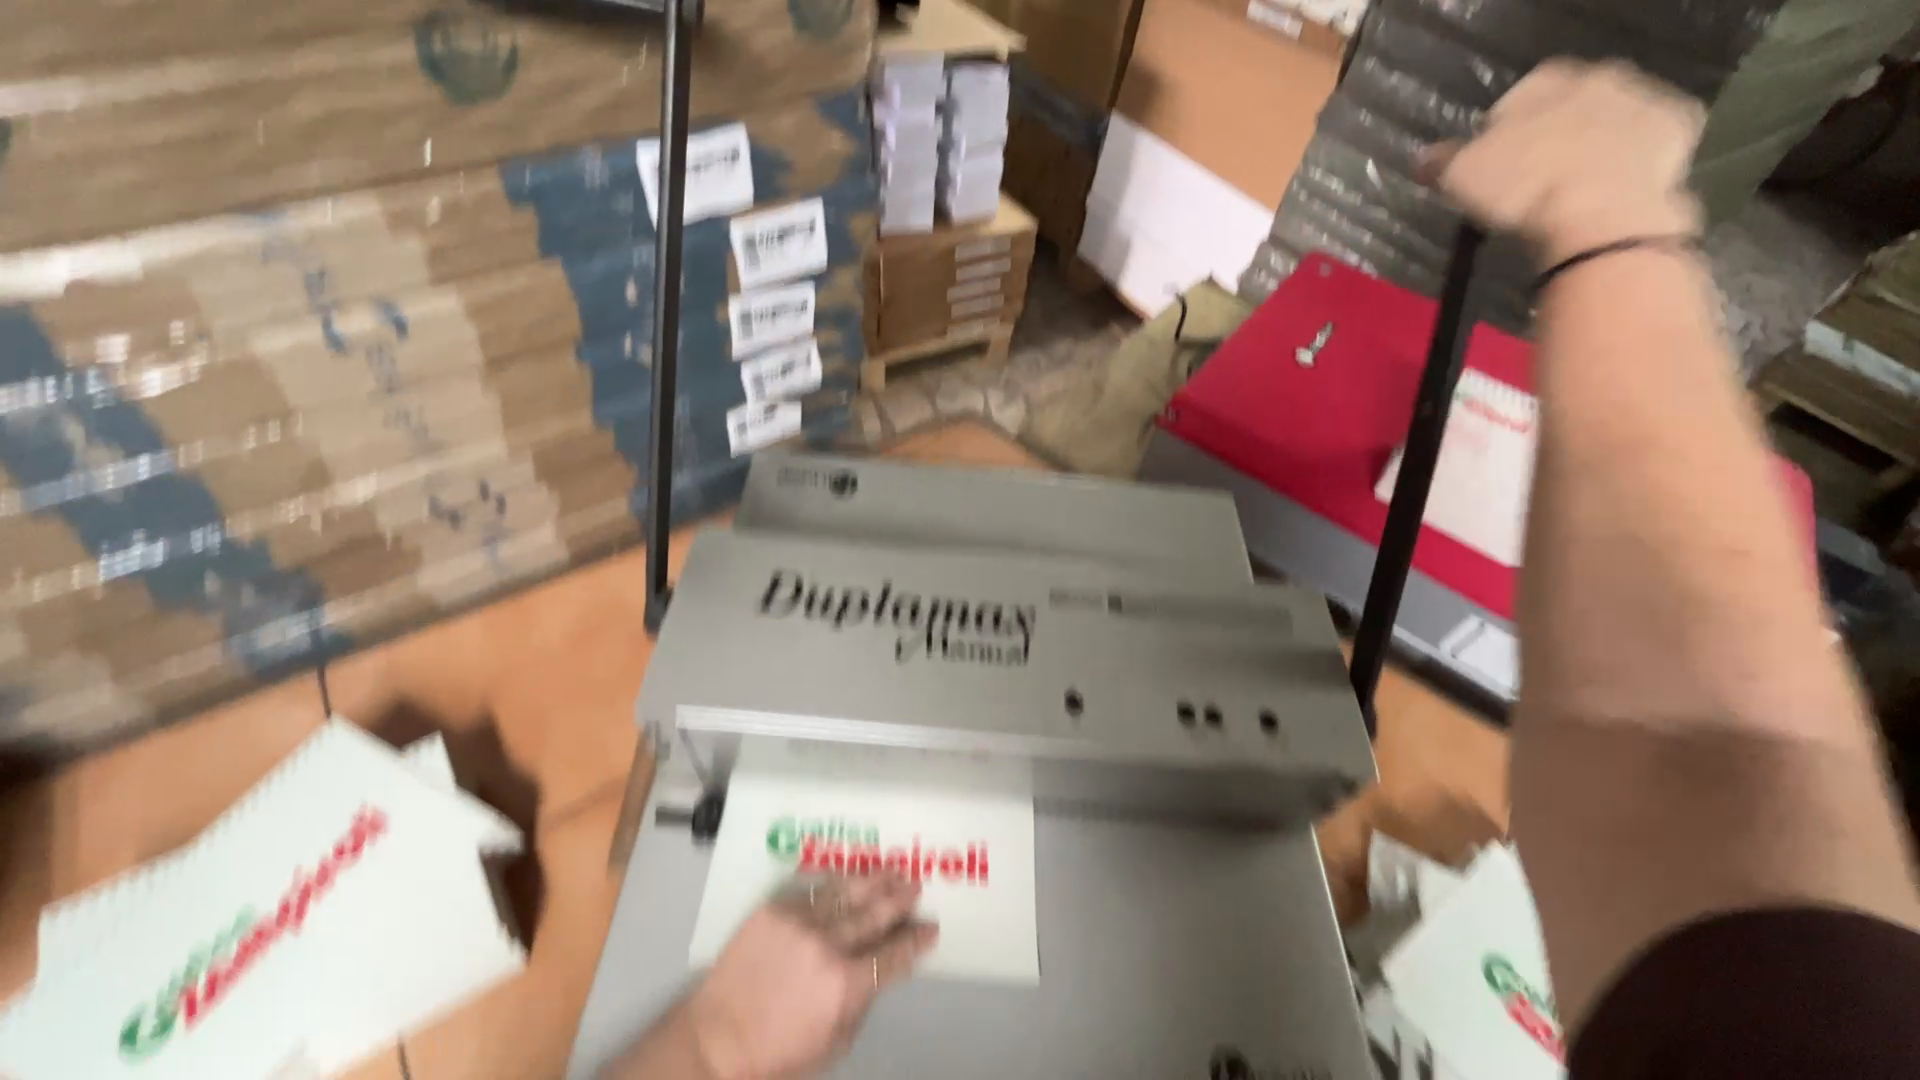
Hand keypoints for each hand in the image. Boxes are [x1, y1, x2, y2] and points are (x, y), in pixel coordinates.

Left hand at [687, 872, 939, 1079]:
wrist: (716, 1039)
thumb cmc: (778, 1053)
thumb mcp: (835, 1041)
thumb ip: (861, 1001)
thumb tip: (878, 969)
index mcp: (846, 984)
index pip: (893, 954)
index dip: (916, 940)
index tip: (932, 928)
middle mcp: (828, 945)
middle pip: (874, 914)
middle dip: (899, 899)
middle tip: (916, 885)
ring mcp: (799, 923)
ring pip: (846, 893)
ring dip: (873, 880)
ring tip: (892, 869)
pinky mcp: (774, 910)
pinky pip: (812, 889)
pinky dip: (834, 881)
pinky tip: (848, 875)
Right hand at [1418, 59, 1707, 263]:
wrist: (1600, 212)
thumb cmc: (1521, 186)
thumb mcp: (1460, 177)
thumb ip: (1441, 161)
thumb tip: (1423, 157)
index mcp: (1546, 80)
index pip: (1516, 97)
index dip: (1500, 131)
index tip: (1492, 164)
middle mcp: (1599, 76)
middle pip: (1567, 104)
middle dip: (1551, 132)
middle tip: (1531, 176)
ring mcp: (1644, 99)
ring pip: (1608, 120)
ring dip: (1592, 144)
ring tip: (1568, 187)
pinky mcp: (1678, 128)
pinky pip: (1647, 141)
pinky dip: (1631, 159)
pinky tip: (1610, 186)